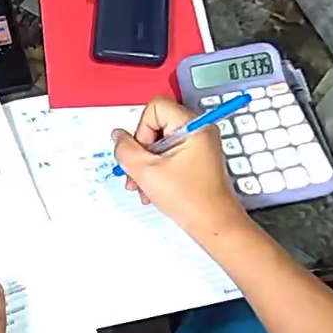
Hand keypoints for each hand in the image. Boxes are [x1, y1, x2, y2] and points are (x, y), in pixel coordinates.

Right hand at [112, 97, 252, 244]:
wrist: (214, 224)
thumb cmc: (191, 199)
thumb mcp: (145, 172)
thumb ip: (125, 150)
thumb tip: (118, 136)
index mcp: (193, 126)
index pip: (155, 108)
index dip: (141, 130)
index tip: (143, 154)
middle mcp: (199, 130)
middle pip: (156, 126)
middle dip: (142, 153)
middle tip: (138, 174)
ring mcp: (200, 145)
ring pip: (160, 144)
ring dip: (147, 165)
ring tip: (144, 187)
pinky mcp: (197, 159)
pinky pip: (170, 156)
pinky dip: (158, 170)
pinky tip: (154, 189)